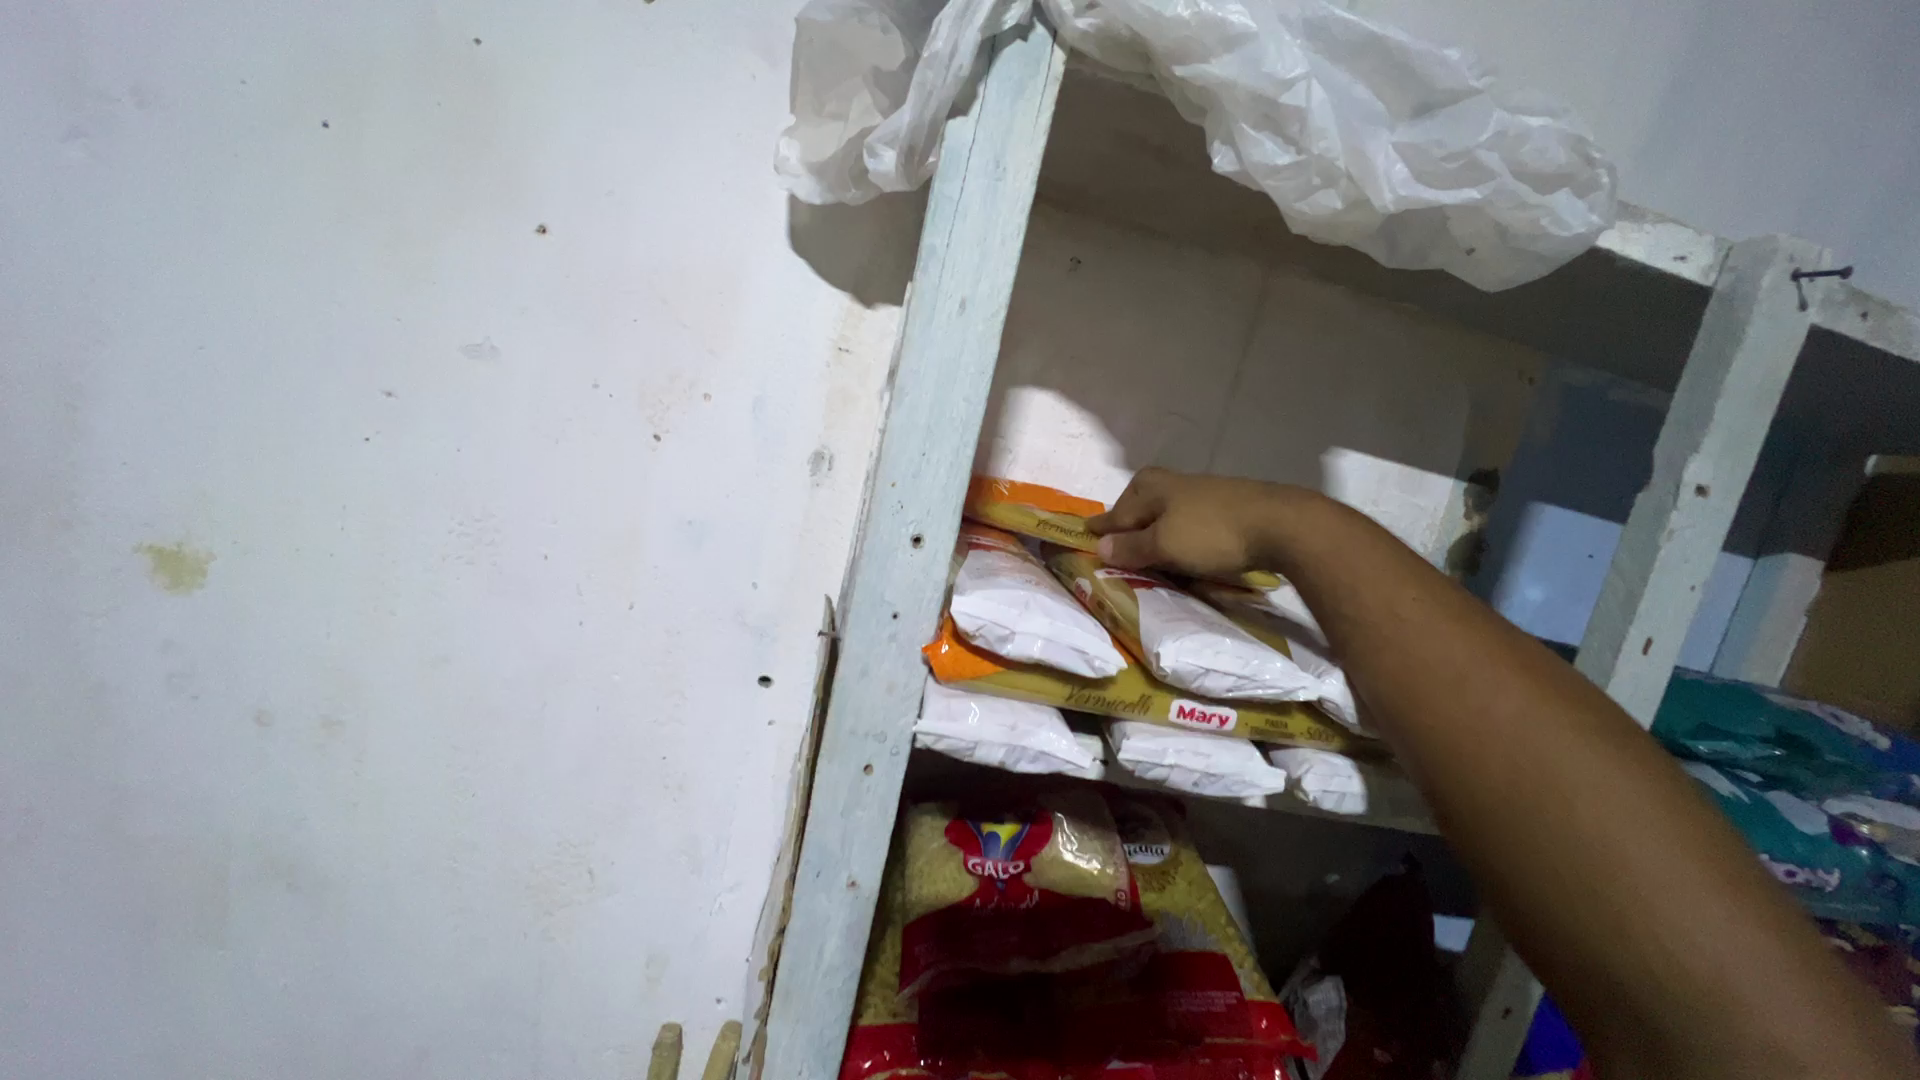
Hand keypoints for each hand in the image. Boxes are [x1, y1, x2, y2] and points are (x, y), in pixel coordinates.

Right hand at [1085, 468, 1298, 578]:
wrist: (1282, 525)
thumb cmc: (1212, 534)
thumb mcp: (1164, 546)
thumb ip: (1130, 548)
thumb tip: (1098, 547)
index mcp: (1152, 488)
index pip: (1117, 511)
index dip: (1103, 526)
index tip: (1085, 530)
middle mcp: (1175, 484)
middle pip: (1142, 500)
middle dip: (1129, 516)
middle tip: (1120, 535)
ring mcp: (1204, 493)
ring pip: (1167, 508)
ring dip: (1156, 524)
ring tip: (1151, 544)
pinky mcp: (1228, 506)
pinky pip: (1190, 517)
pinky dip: (1180, 529)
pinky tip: (1186, 543)